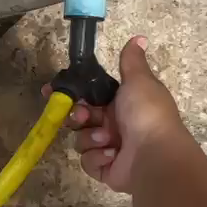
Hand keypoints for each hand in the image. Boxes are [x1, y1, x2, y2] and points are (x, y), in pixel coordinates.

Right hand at [46, 36, 187, 191]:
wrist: (155, 155)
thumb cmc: (146, 113)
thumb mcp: (138, 81)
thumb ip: (131, 61)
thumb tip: (138, 37)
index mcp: (122, 104)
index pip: (89, 96)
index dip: (71, 93)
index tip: (51, 91)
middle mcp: (115, 125)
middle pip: (80, 117)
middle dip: (77, 116)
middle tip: (83, 116)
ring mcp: (110, 148)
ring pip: (81, 139)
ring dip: (91, 137)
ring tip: (107, 139)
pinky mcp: (105, 169)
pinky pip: (87, 160)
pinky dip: (97, 157)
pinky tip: (111, 155)